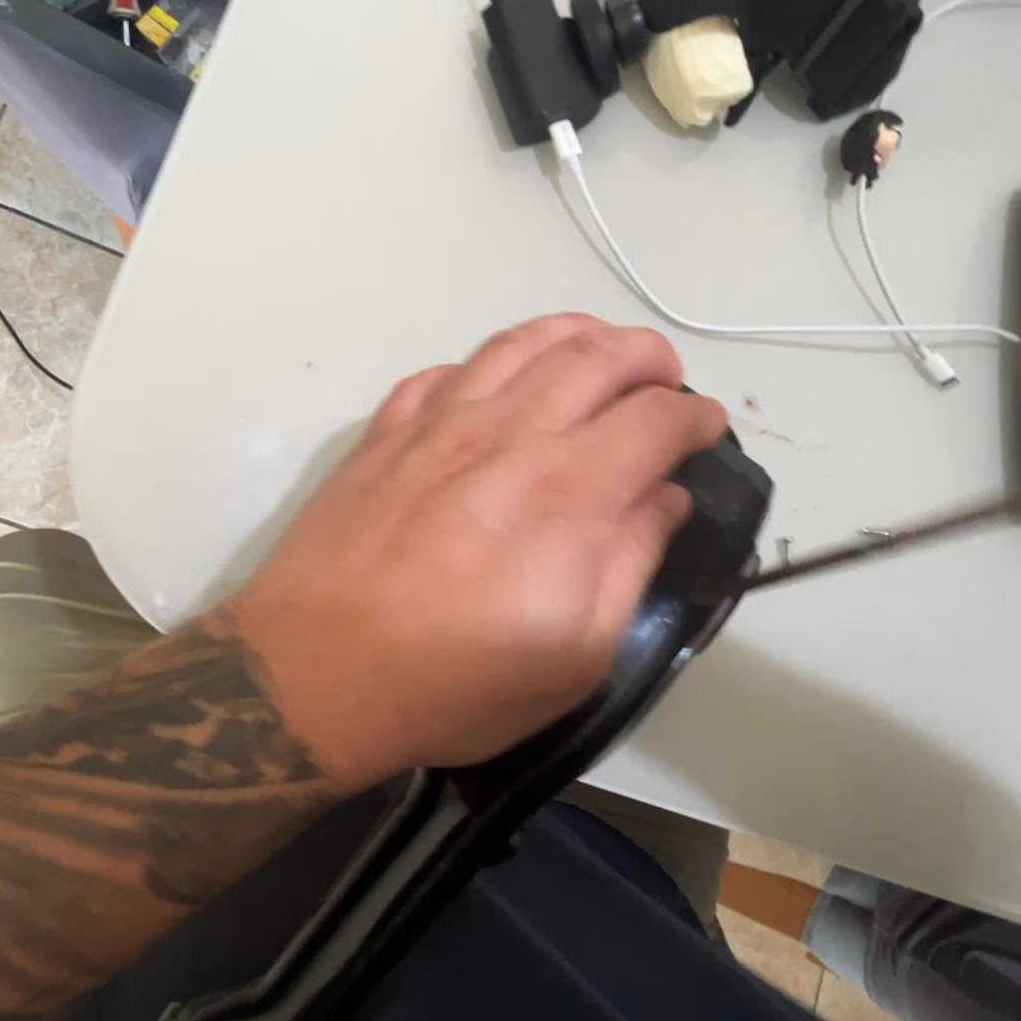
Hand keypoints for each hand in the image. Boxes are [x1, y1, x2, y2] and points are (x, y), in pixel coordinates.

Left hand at [221, 314, 728, 792]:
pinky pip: (444, 371)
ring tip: (598, 353)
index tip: (707, 430)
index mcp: (564, 489)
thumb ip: (630, 563)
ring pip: (519, 343)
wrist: (314, 675)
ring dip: (574, 336)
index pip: (654, 418)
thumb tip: (662, 498)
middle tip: (665, 380)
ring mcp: (434, 424)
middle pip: (595, 355)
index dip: (696, 417)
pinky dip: (488, 365)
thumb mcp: (574, 657)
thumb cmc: (451, 685)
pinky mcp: (382, 434)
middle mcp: (503, 433)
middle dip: (647, 357)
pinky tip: (496, 386)